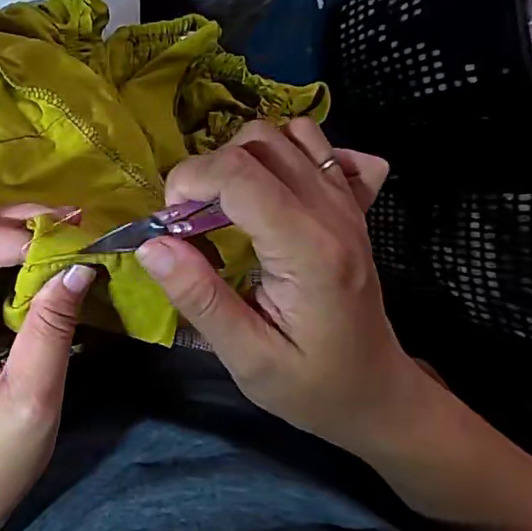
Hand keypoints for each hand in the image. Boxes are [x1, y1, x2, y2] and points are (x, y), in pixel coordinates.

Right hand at [133, 118, 435, 454]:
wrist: (380, 396)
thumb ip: (199, 299)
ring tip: (225, 202)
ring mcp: (348, 204)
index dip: (189, 182)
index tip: (170, 224)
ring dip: (242, 156)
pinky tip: (272, 189)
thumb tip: (151, 245)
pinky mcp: (350, 206)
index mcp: (309, 251)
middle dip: (207, 169)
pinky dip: (286, 153)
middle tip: (192, 218)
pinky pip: (319, 148)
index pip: (238, 174)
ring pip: (287, 134)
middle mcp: (333, 214)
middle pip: (259, 142)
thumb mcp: (248, 360)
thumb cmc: (312, 387)